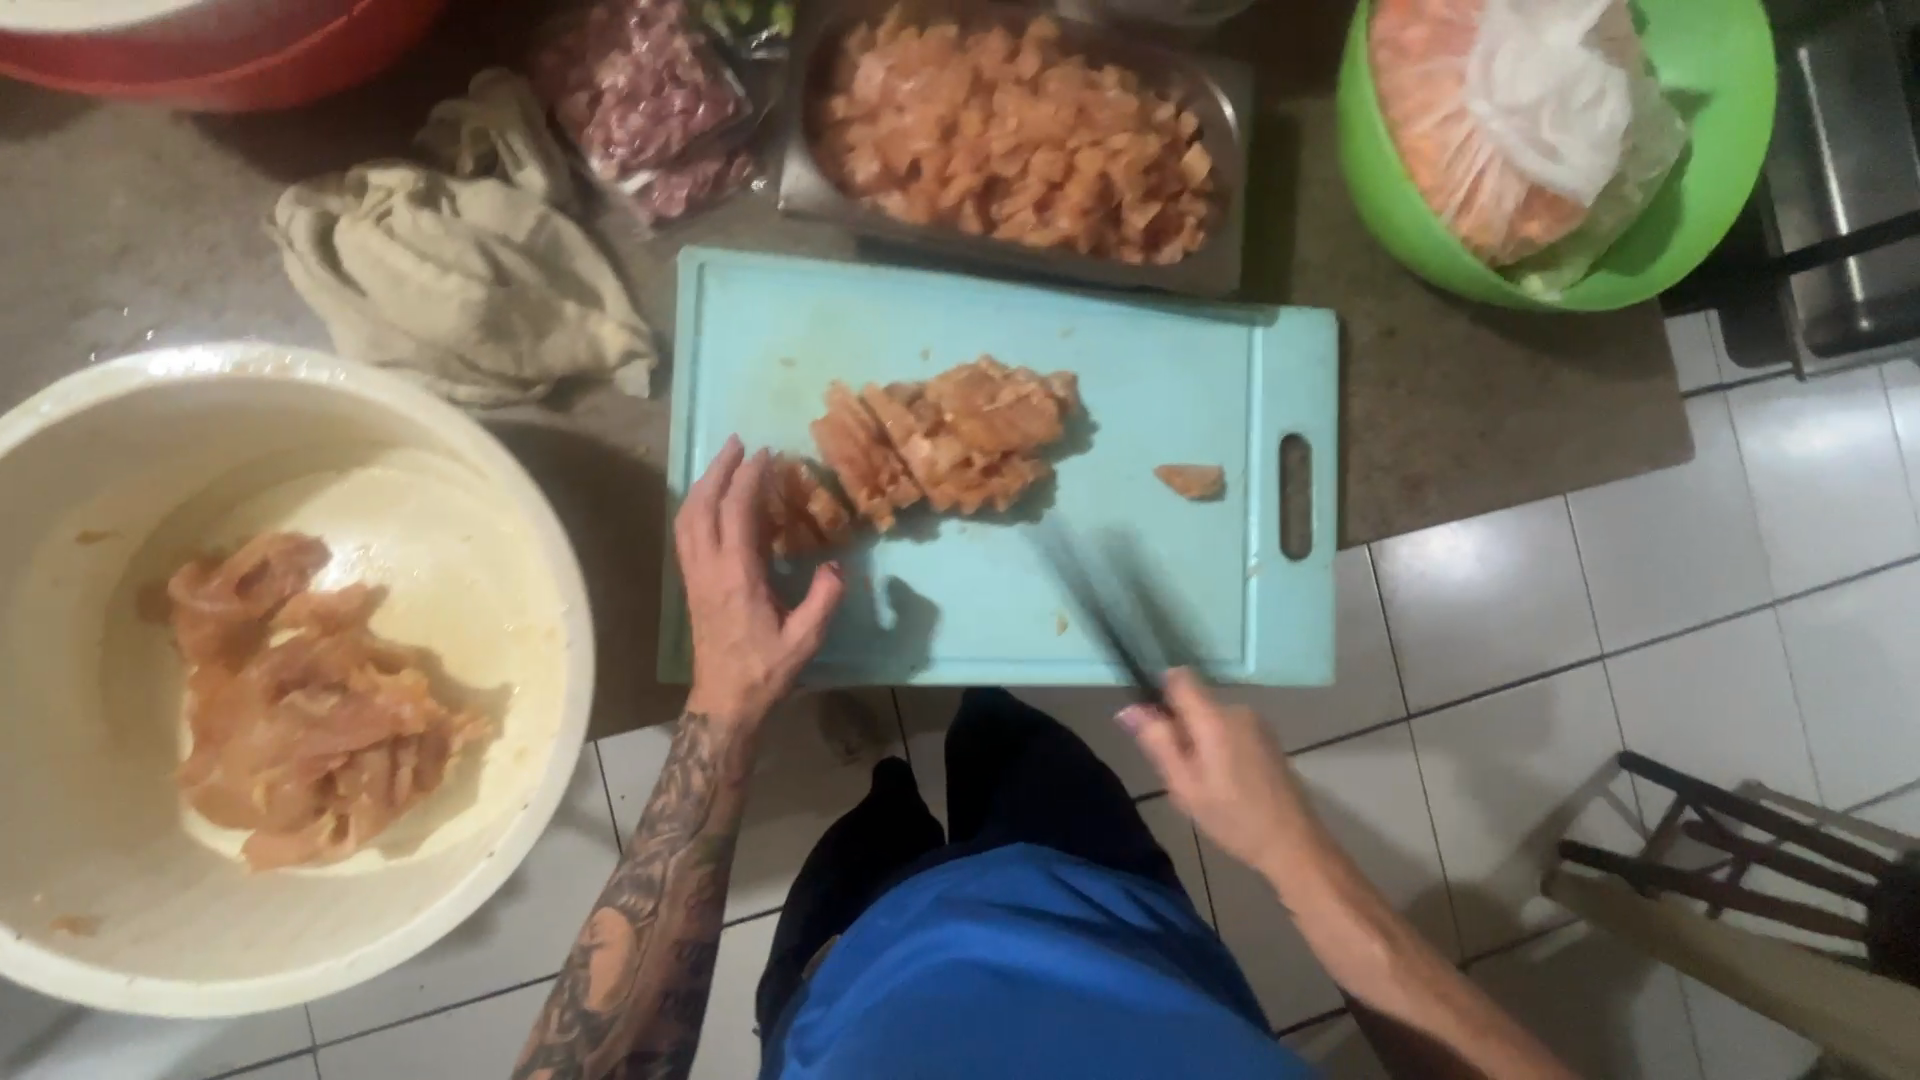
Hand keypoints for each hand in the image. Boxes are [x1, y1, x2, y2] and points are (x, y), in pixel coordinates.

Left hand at [675, 437, 844, 726]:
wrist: (724, 700)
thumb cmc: (765, 670)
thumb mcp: (805, 639)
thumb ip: (824, 599)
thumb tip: (834, 564)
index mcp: (736, 576)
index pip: (736, 512)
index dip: (749, 478)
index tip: (767, 454)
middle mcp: (708, 568)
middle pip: (702, 505)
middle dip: (719, 469)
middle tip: (738, 442)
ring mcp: (694, 576)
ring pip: (687, 517)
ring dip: (703, 484)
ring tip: (724, 463)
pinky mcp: (691, 584)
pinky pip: (686, 533)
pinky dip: (696, 506)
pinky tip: (710, 501)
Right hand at [1120, 669, 1314, 876]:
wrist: (1293, 843)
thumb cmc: (1232, 817)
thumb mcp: (1184, 785)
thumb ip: (1157, 741)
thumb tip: (1128, 709)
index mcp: (1214, 718)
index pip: (1179, 677)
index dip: (1159, 691)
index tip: (1155, 724)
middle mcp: (1237, 710)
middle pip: (1195, 701)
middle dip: (1180, 727)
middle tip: (1180, 771)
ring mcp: (1257, 723)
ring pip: (1212, 717)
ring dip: (1201, 739)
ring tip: (1205, 781)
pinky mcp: (1268, 737)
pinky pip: (1230, 728)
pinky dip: (1220, 745)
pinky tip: (1227, 781)